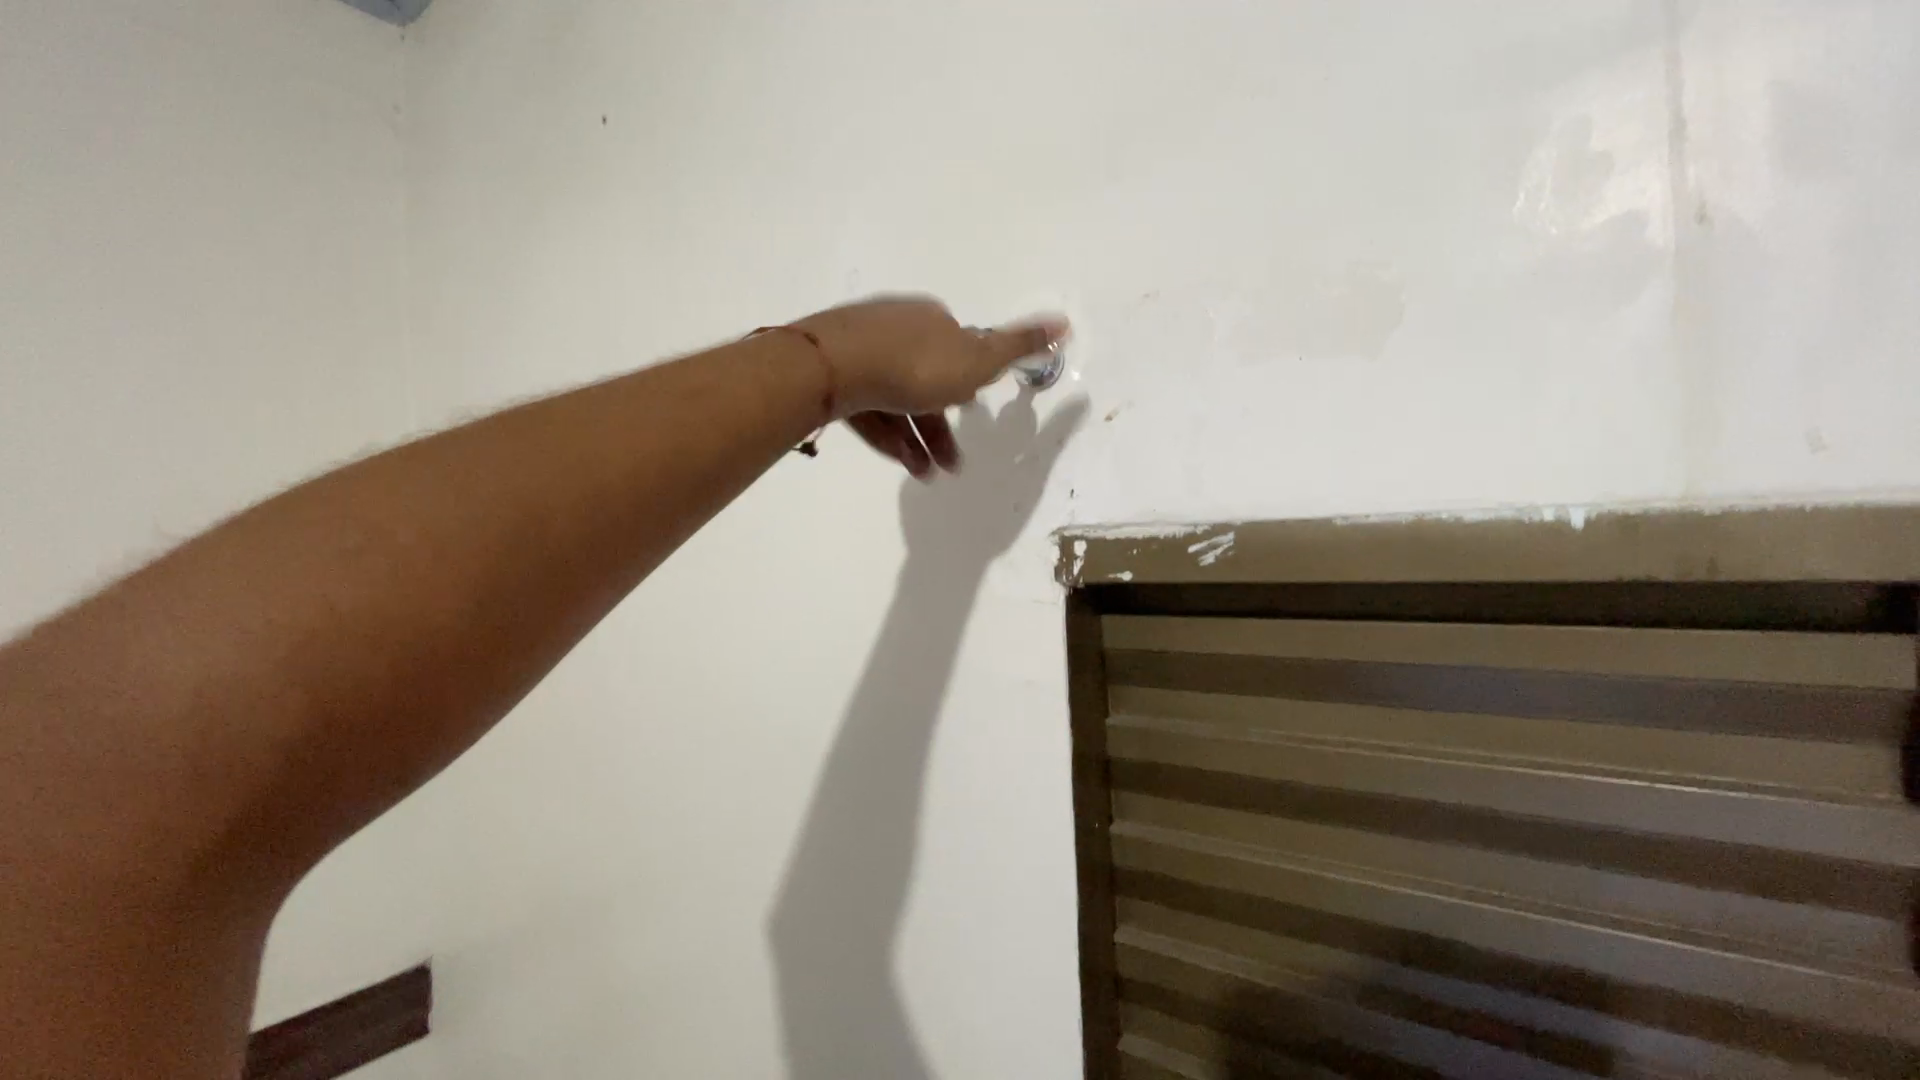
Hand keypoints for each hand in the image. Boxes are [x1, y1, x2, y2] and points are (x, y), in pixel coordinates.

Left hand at [793, 295, 1068, 478]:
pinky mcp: (834, 375)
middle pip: (926, 382)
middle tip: (953, 465)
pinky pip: (869, 408)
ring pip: (897, 400)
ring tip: (928, 475)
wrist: (835, 366)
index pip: (958, 352)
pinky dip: (888, 434)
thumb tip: (1064, 322)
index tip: (973, 414)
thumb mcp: (977, 360)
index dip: (968, 385)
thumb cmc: (915, 365)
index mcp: (932, 320)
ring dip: (918, 440)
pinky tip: (901, 461)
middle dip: (942, 427)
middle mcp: (896, 329)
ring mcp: (861, 351)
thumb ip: (1018, 346)